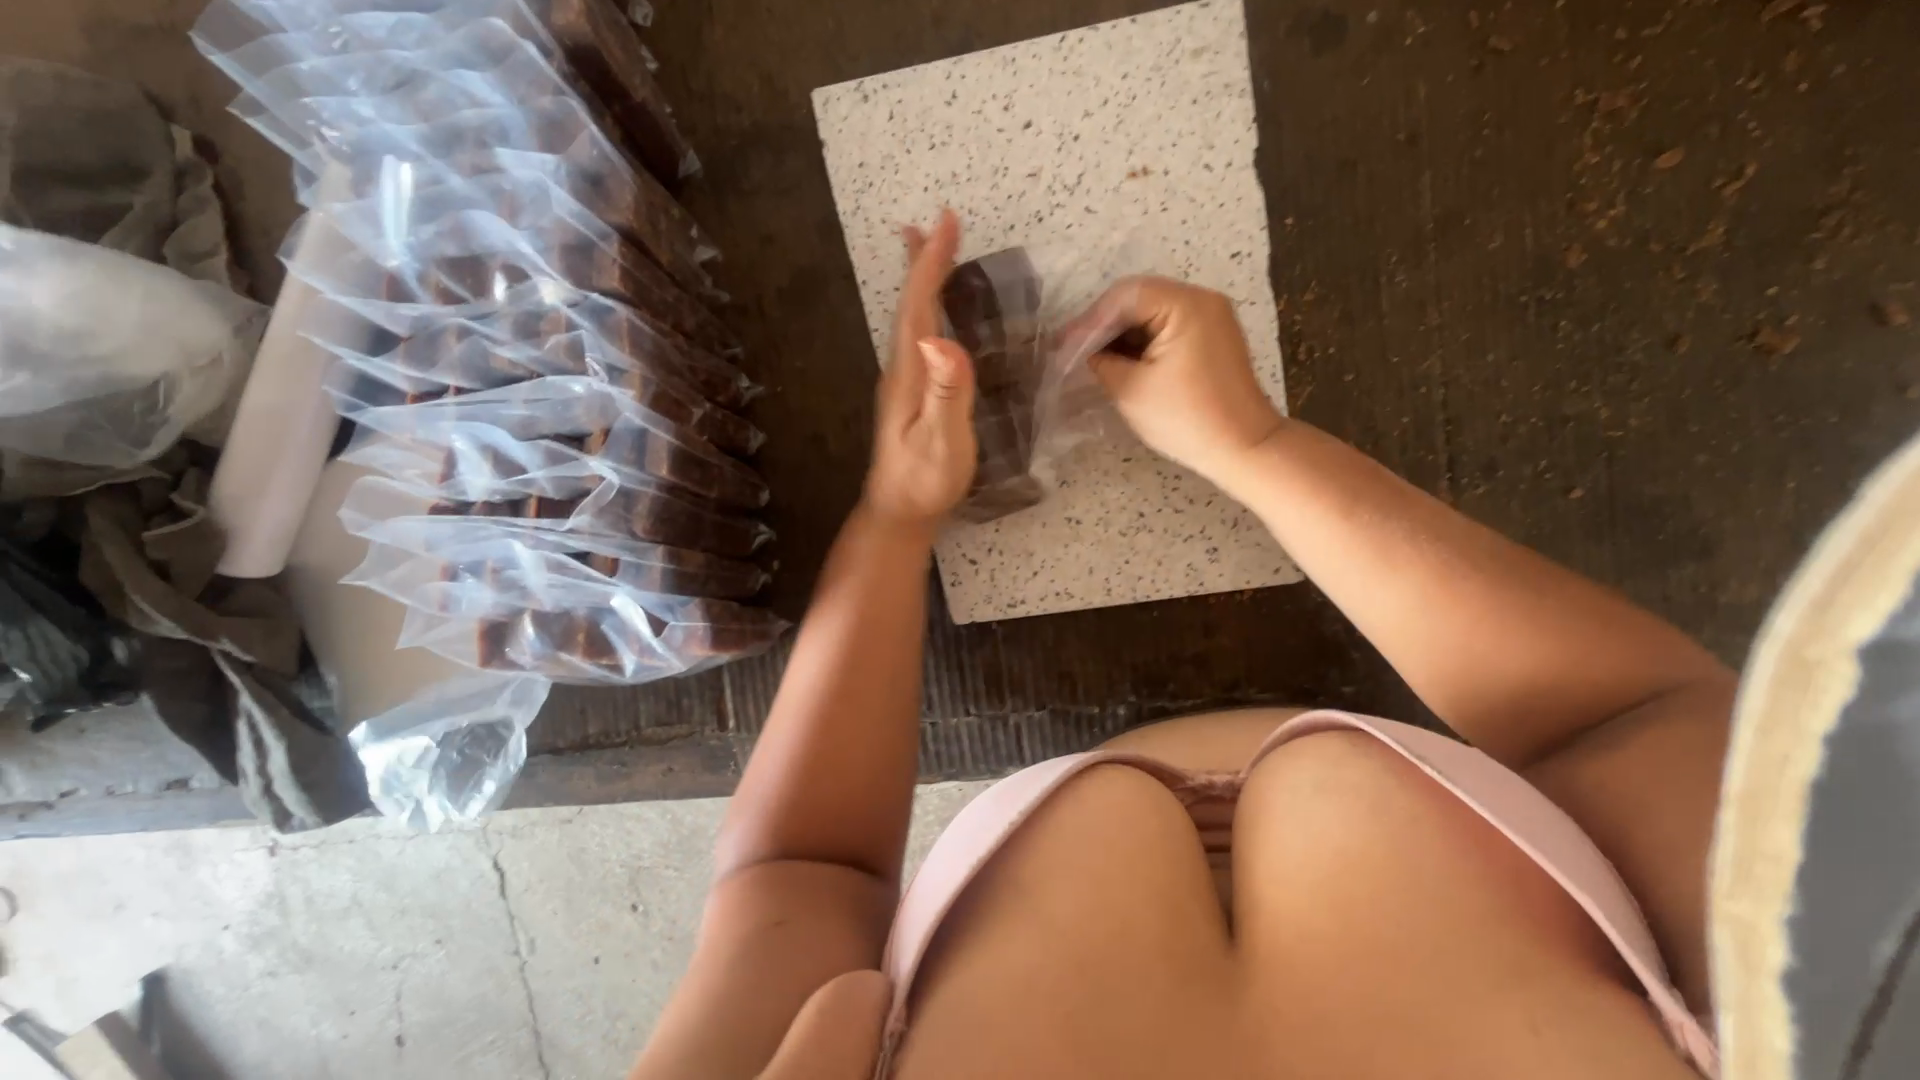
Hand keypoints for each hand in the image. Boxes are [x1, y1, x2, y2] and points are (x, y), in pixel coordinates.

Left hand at [860, 209, 976, 535]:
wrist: (898, 514)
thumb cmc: (924, 482)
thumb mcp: (942, 440)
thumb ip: (947, 393)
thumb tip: (942, 340)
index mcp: (909, 374)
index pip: (919, 307)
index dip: (931, 264)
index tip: (946, 221)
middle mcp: (901, 370)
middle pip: (910, 306)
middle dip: (923, 262)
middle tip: (933, 223)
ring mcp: (904, 384)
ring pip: (911, 320)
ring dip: (920, 283)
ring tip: (927, 252)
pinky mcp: (911, 396)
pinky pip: (918, 337)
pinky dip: (925, 311)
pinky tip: (932, 317)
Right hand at [1069, 277, 1283, 483]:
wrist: (1242, 447)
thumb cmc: (1186, 419)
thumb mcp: (1130, 389)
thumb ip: (1101, 361)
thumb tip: (1085, 351)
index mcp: (1185, 304)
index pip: (1123, 296)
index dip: (1088, 320)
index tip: (1062, 346)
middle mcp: (1202, 300)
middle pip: (1138, 298)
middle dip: (1103, 325)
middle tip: (1072, 350)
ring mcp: (1211, 317)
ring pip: (1152, 313)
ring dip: (1121, 334)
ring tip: (1091, 358)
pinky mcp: (1212, 336)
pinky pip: (1168, 327)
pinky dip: (1142, 341)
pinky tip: (1120, 361)